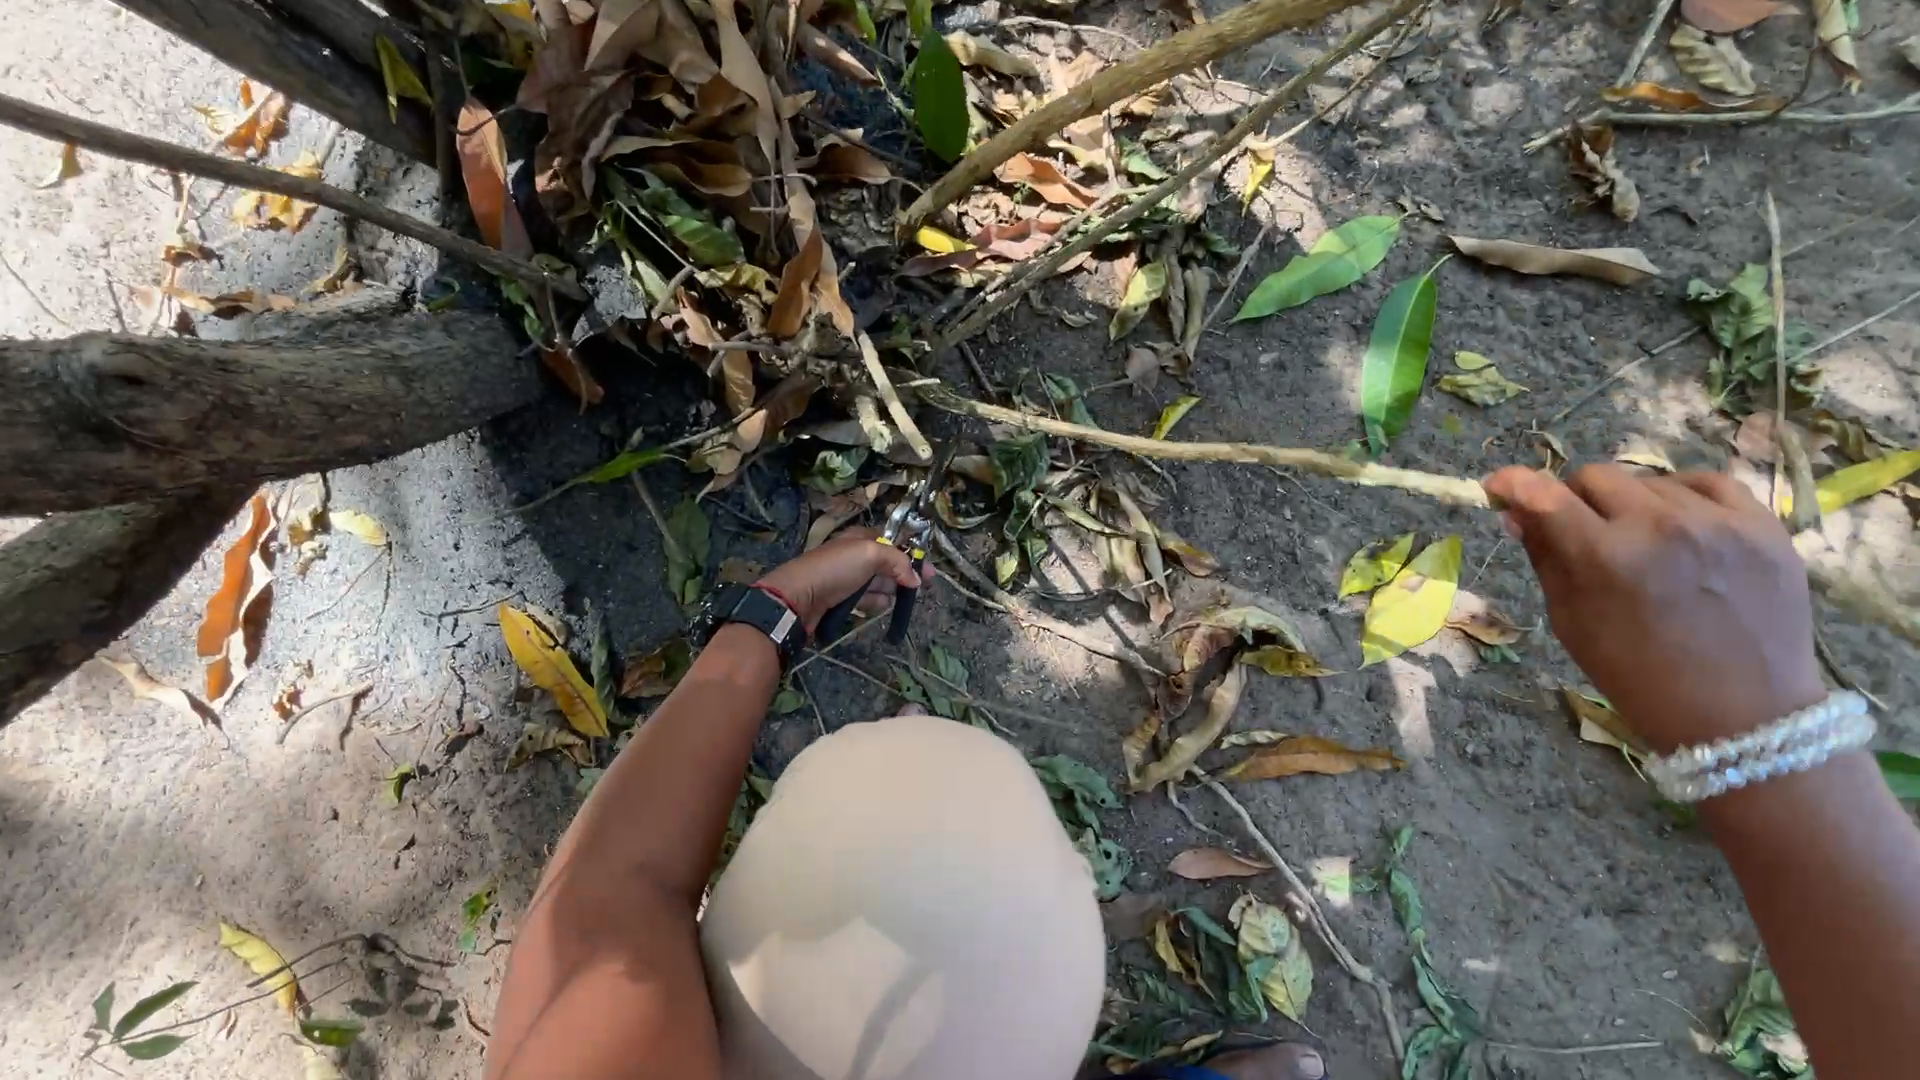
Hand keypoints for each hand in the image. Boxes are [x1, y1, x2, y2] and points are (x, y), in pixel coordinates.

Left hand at [755, 529, 925, 632]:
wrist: (798, 598)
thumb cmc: (835, 569)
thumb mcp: (870, 553)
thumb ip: (897, 562)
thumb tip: (917, 579)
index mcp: (860, 538)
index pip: (893, 542)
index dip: (912, 554)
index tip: (930, 571)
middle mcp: (855, 556)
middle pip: (889, 565)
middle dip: (905, 575)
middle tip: (921, 589)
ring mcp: (849, 579)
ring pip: (879, 584)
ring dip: (891, 591)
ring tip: (900, 598)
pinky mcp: (843, 600)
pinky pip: (867, 600)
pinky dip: (876, 604)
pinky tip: (881, 607)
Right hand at [1484, 464, 1824, 751]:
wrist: (1739, 710)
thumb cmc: (1633, 671)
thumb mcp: (1568, 617)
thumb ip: (1543, 556)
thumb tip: (1516, 513)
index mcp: (1604, 556)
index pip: (1542, 493)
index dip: (1512, 482)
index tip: (1497, 486)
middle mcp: (1659, 526)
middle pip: (1595, 477)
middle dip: (1573, 498)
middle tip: (1576, 527)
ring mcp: (1719, 523)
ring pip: (1649, 481)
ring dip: (1627, 502)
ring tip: (1635, 537)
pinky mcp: (1764, 527)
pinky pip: (1710, 482)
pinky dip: (1681, 494)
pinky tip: (1677, 519)